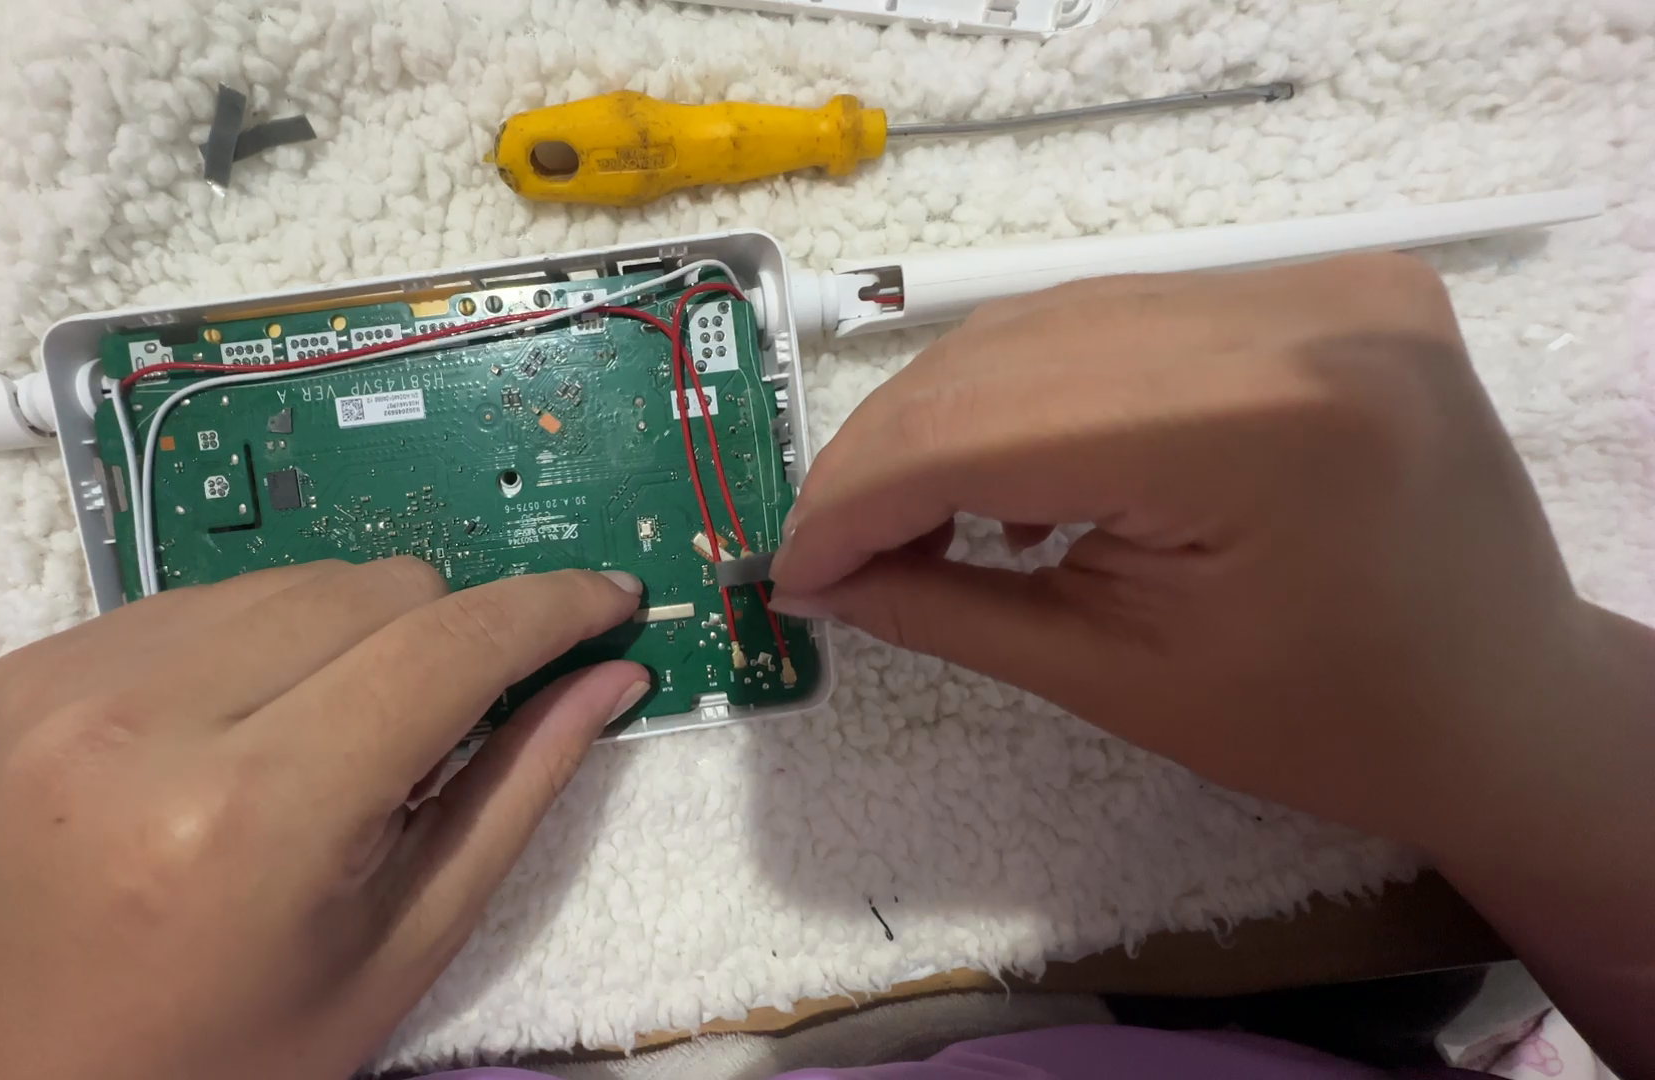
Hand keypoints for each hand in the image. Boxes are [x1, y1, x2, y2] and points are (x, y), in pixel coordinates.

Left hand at [0, 559, 645, 1079]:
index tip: (612, 597)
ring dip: (372, 632)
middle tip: (448, 719)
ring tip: (348, 724)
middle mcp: (148, 720)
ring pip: (315, 576)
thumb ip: (526, 782)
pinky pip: (229, 594)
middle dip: (456, 634)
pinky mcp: (39, 659)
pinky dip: (287, 635)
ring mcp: (75, 677)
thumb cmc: (246, 1042)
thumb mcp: (417, 933)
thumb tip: (613, 675)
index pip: (447, 651)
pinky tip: (264, 715)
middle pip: (387, 588)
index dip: (549, 609)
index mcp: (254, 817)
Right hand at [771, 255, 1654, 1074]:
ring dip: (922, 428)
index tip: (792, 566)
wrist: (1498, 699)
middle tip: (821, 546)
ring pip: (1018, 332)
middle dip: (874, 463)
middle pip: (989, 366)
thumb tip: (809, 581)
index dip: (856, 499)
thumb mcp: (1102, 679)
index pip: (981, 433)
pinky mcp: (1288, 286)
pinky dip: (995, 402)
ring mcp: (1298, 281)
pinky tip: (985, 477)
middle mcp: (1287, 313)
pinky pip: (1078, 328)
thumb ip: (935, 610)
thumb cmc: (1318, 724)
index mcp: (1263, 428)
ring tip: (890, 518)